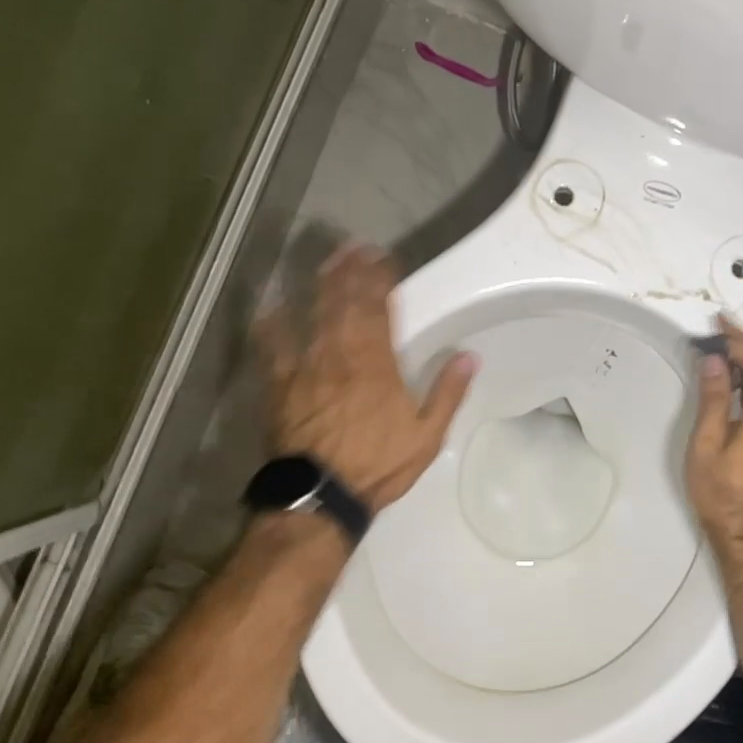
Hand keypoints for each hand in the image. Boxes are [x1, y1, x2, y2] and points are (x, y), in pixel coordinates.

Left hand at [259, 243, 477, 513]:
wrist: (321, 495)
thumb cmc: (379, 464)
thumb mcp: (428, 435)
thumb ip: (448, 392)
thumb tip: (469, 356)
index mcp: (377, 362)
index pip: (379, 308)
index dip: (381, 280)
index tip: (385, 259)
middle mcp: (340, 354)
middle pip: (344, 302)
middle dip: (351, 272)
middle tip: (356, 248)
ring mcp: (306, 367)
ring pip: (313, 314)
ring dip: (321, 284)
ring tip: (329, 262)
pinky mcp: (281, 385)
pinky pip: (274, 346)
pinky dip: (274, 323)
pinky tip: (274, 307)